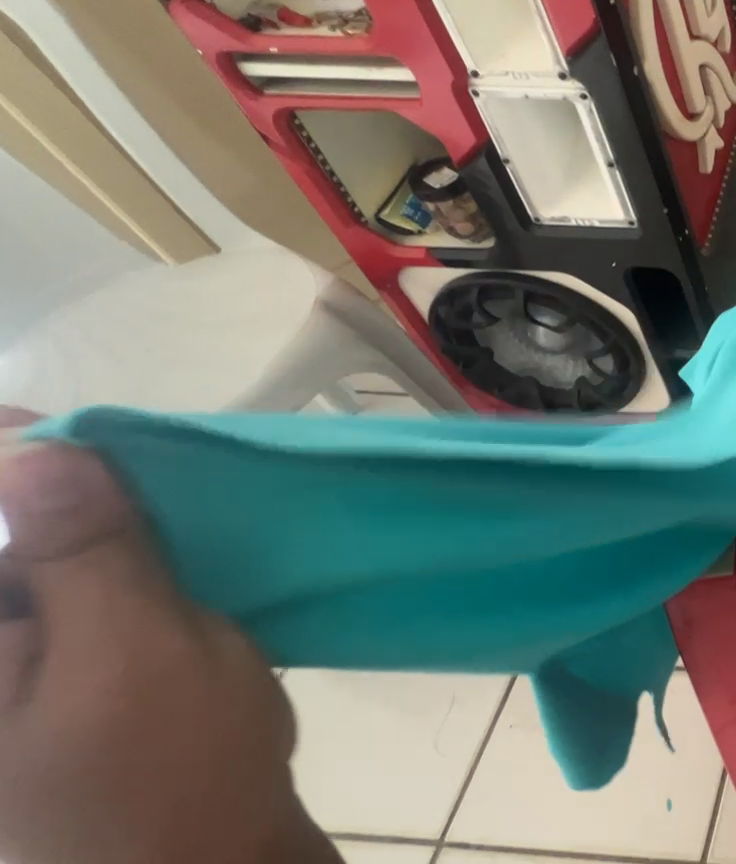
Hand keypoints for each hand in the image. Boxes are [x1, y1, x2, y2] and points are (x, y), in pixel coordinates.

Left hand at [0, 415, 336, 863]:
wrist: (211, 852)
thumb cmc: (169, 762)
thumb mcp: (135, 652)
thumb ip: (84, 556)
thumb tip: (42, 451)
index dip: (3, 461)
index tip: (58, 417)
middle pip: (7, 533)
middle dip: (55, 483)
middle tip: (142, 458)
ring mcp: (18, 658)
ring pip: (43, 553)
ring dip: (101, 515)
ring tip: (170, 498)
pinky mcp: (65, 663)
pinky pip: (79, 580)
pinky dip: (124, 548)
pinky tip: (171, 547)